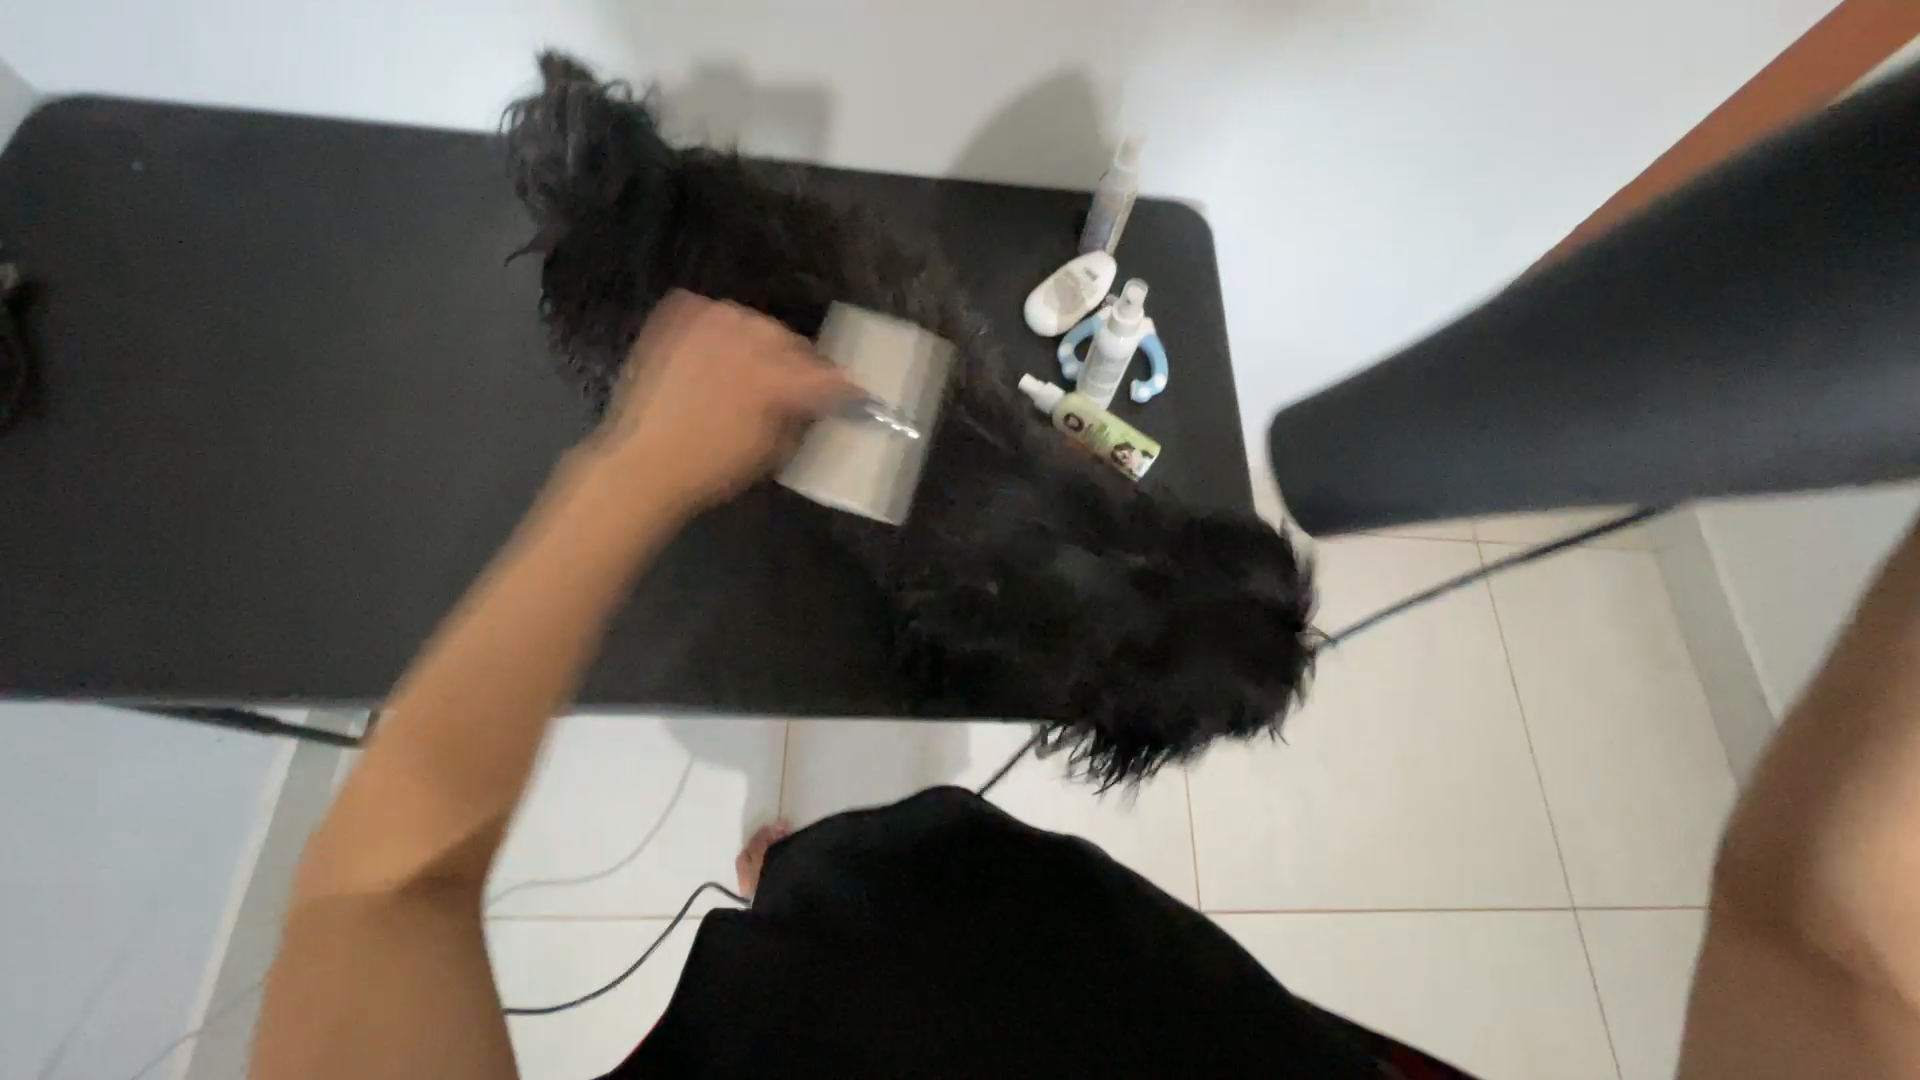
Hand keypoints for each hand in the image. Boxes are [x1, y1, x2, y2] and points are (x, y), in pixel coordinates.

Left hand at [589, 291, 853, 512]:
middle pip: (792, 342)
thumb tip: (815, 402)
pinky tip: (718, 352)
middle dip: (800, 363)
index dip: (843, 388)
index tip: (850, 397)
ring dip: (761, 343)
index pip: (827, 375)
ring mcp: (711, 321)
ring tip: (753, 367)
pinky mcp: (679, 315)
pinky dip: (722, 329)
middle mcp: (749, 337)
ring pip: (755, 323)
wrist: (643, 461)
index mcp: (778, 376)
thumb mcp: (774, 450)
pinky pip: (714, 311)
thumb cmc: (714, 468)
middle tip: (796, 386)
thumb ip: (802, 417)